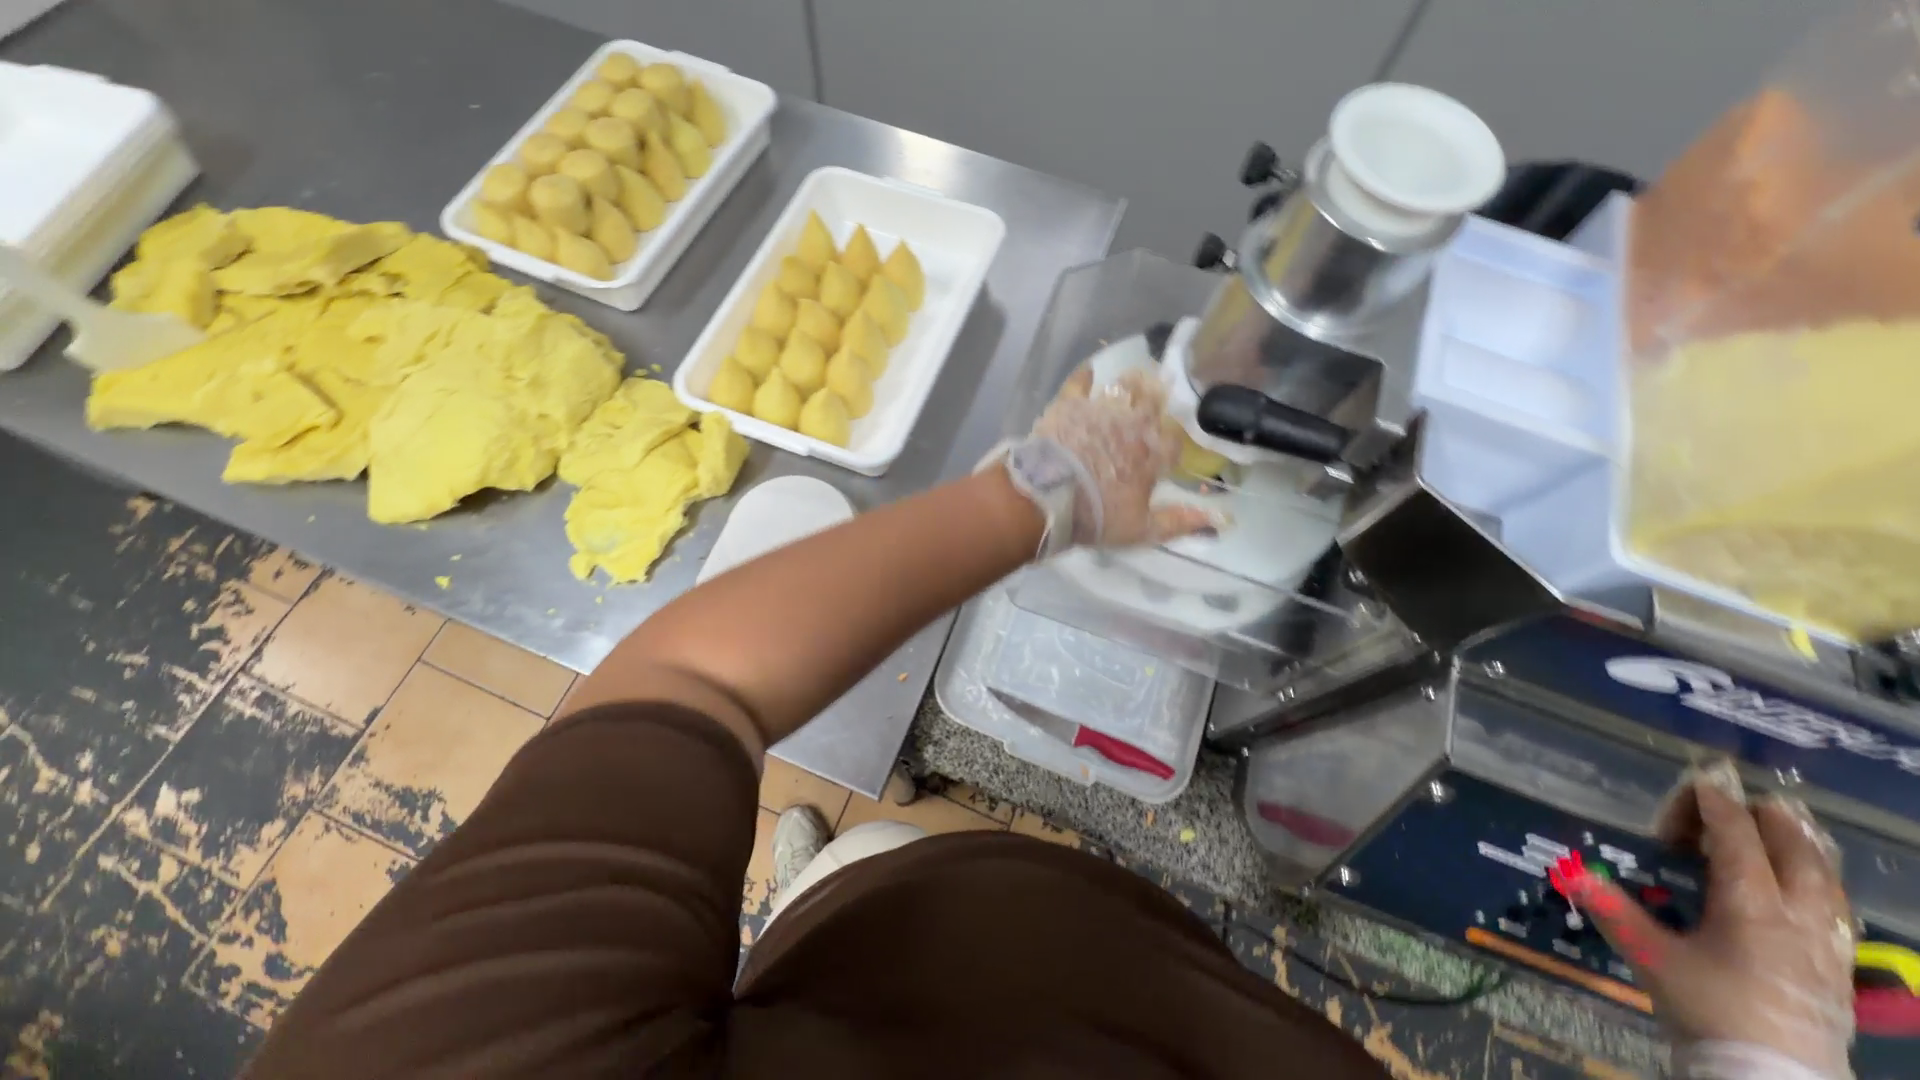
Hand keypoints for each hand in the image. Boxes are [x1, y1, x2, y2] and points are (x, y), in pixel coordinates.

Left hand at [1027, 365, 1211, 548]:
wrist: (1046, 499)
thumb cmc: (1097, 517)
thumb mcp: (1142, 530)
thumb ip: (1180, 522)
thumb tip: (1221, 521)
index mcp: (1152, 454)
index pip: (1174, 441)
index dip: (1172, 444)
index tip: (1168, 448)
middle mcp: (1132, 425)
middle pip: (1154, 403)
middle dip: (1159, 399)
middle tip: (1159, 395)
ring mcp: (1101, 410)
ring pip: (1124, 386)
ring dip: (1132, 383)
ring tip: (1134, 381)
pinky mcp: (1070, 404)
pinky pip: (1079, 382)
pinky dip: (1085, 376)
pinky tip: (1089, 371)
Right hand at [1567, 763, 1854, 1077]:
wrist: (1770, 1076)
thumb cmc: (1708, 1009)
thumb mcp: (1651, 958)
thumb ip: (1613, 910)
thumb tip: (1569, 872)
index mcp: (1751, 904)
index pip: (1736, 837)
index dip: (1715, 804)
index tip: (1700, 780)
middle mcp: (1797, 914)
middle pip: (1795, 848)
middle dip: (1769, 816)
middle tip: (1741, 797)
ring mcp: (1826, 941)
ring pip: (1827, 876)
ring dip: (1803, 843)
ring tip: (1786, 822)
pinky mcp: (1838, 966)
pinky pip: (1836, 906)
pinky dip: (1821, 879)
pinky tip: (1812, 883)